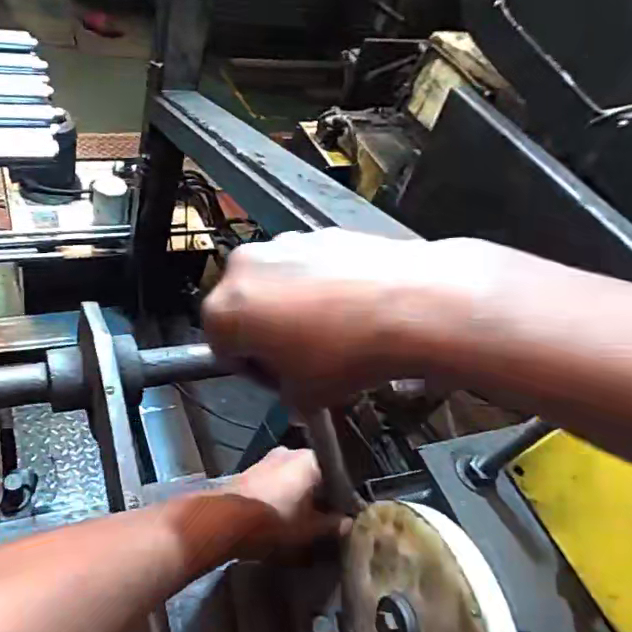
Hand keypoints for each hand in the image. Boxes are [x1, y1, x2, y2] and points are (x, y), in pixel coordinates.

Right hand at [203, 229, 507, 405]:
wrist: (410, 306)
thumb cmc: (353, 349)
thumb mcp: (305, 396)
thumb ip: (285, 394)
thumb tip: (295, 390)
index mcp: (227, 309)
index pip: (221, 348)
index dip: (252, 371)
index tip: (276, 380)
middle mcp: (247, 267)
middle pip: (246, 310)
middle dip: (270, 336)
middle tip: (303, 362)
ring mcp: (285, 244)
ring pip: (277, 287)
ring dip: (295, 312)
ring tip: (334, 339)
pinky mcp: (319, 235)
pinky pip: (309, 268)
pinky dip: (321, 290)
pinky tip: (350, 313)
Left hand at [225, 446, 348, 557]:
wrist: (227, 518)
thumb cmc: (276, 520)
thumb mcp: (309, 529)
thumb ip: (332, 525)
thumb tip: (348, 523)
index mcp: (311, 459)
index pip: (336, 473)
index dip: (339, 494)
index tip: (342, 511)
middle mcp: (291, 451)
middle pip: (313, 472)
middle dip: (317, 492)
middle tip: (322, 515)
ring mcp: (269, 458)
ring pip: (292, 475)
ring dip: (296, 492)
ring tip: (299, 515)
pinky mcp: (251, 468)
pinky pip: (275, 480)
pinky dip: (280, 492)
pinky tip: (279, 510)